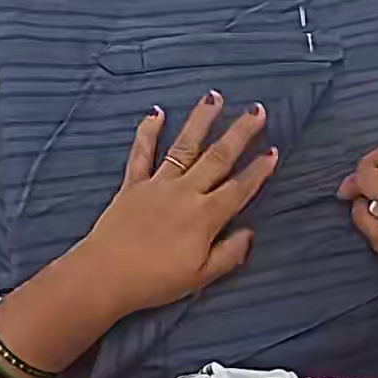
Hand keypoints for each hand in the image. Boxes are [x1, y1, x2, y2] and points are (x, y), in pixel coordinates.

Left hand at [64, 92, 278, 318]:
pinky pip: (141, 154)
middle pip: (218, 157)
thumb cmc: (155, 281)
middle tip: (257, 110)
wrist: (103, 277)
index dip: (259, 170)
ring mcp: (158, 185)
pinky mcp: (133, 185)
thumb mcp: (201, 277)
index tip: (273, 151)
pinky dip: (148, 132)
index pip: (239, 188)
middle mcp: (185, 192)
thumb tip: (249, 233)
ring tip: (214, 97)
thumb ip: (229, 254)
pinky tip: (156, 112)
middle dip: (240, 133)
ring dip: (201, 120)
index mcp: (205, 216)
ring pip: (185, 146)